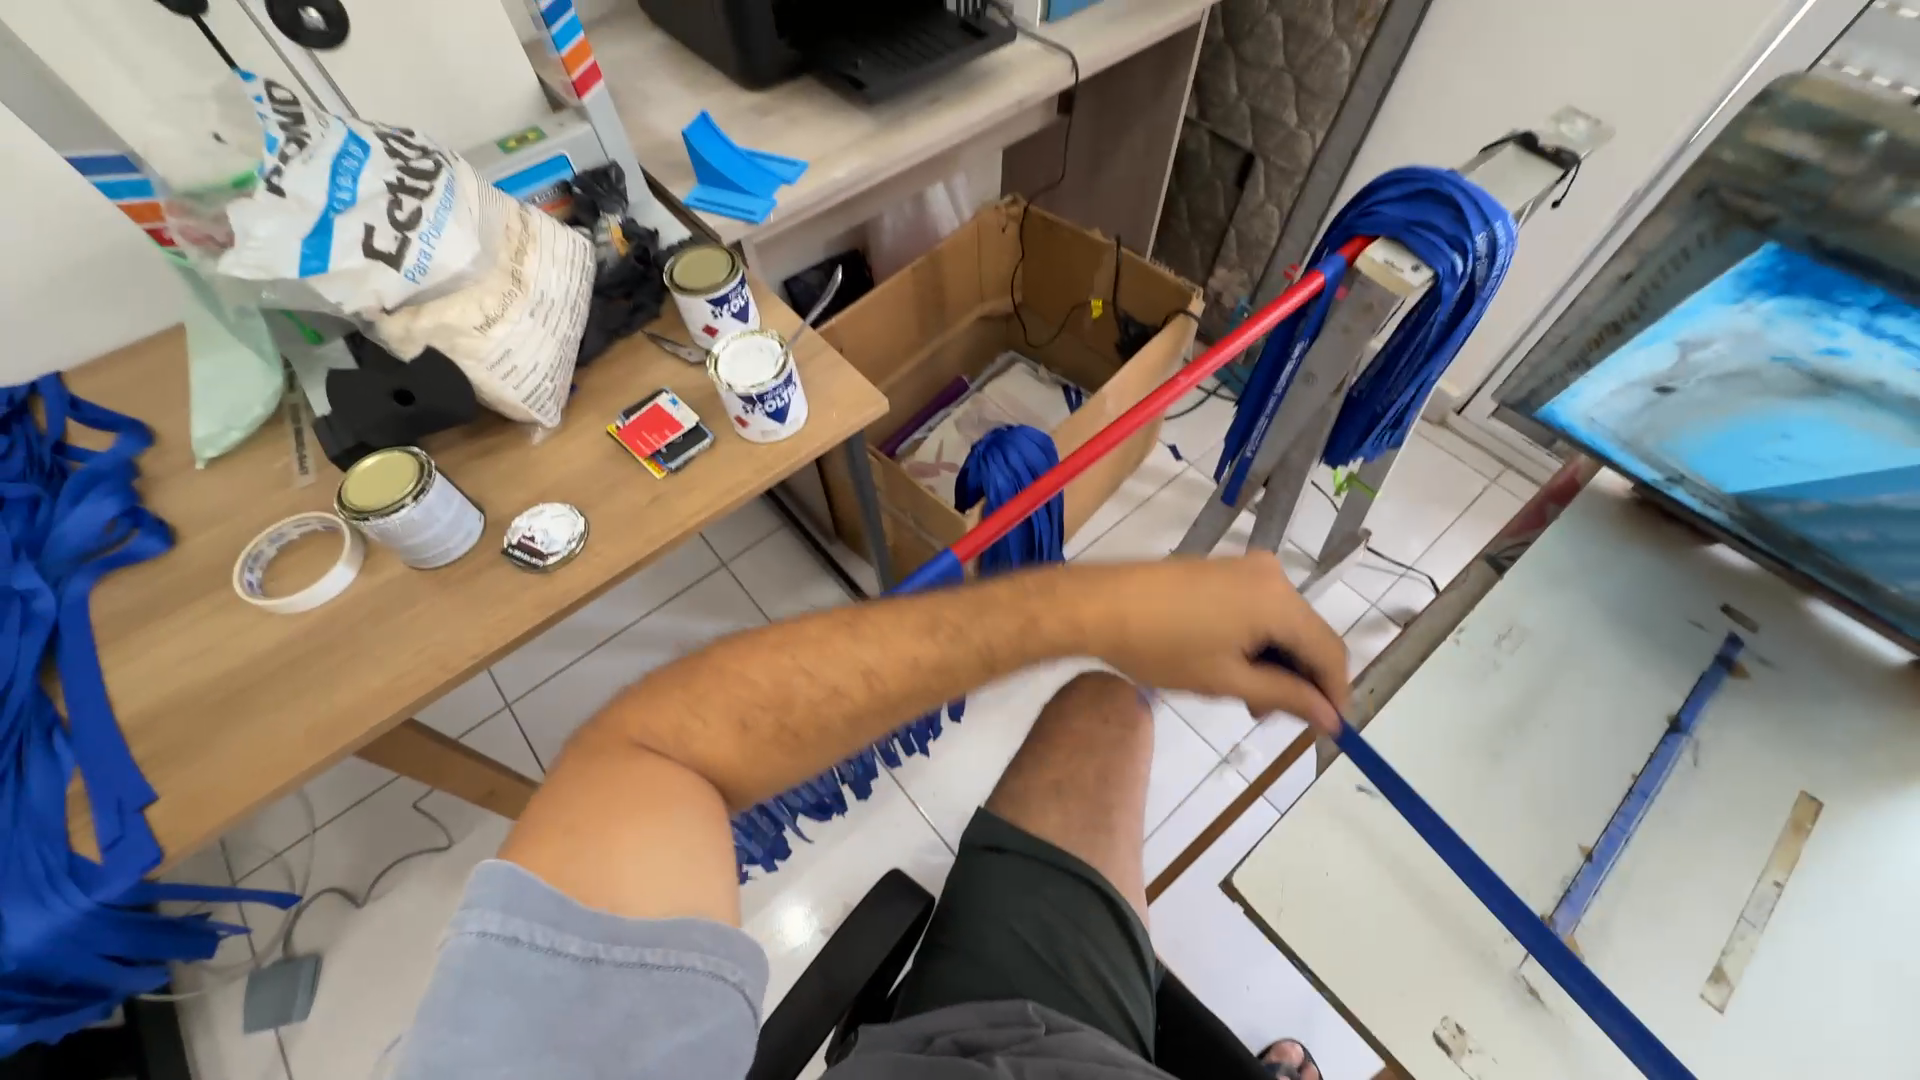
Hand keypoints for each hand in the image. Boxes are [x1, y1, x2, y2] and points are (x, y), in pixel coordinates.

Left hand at [1071, 555, 1349, 734]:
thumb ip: (1285, 696)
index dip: (1334, 693)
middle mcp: (1271, 575)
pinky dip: (1253, 640)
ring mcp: (1244, 567)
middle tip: (1267, 716)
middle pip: (1306, 635)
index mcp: (1279, 600)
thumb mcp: (1226, 680)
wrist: (1099, 605)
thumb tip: (1330, 717)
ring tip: (1244, 697)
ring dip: (1272, 663)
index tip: (1328, 730)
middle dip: (1297, 680)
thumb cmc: (1160, 647)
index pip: (1330, 651)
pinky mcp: (1221, 569)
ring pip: (1281, 624)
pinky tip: (1229, 666)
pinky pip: (1257, 609)